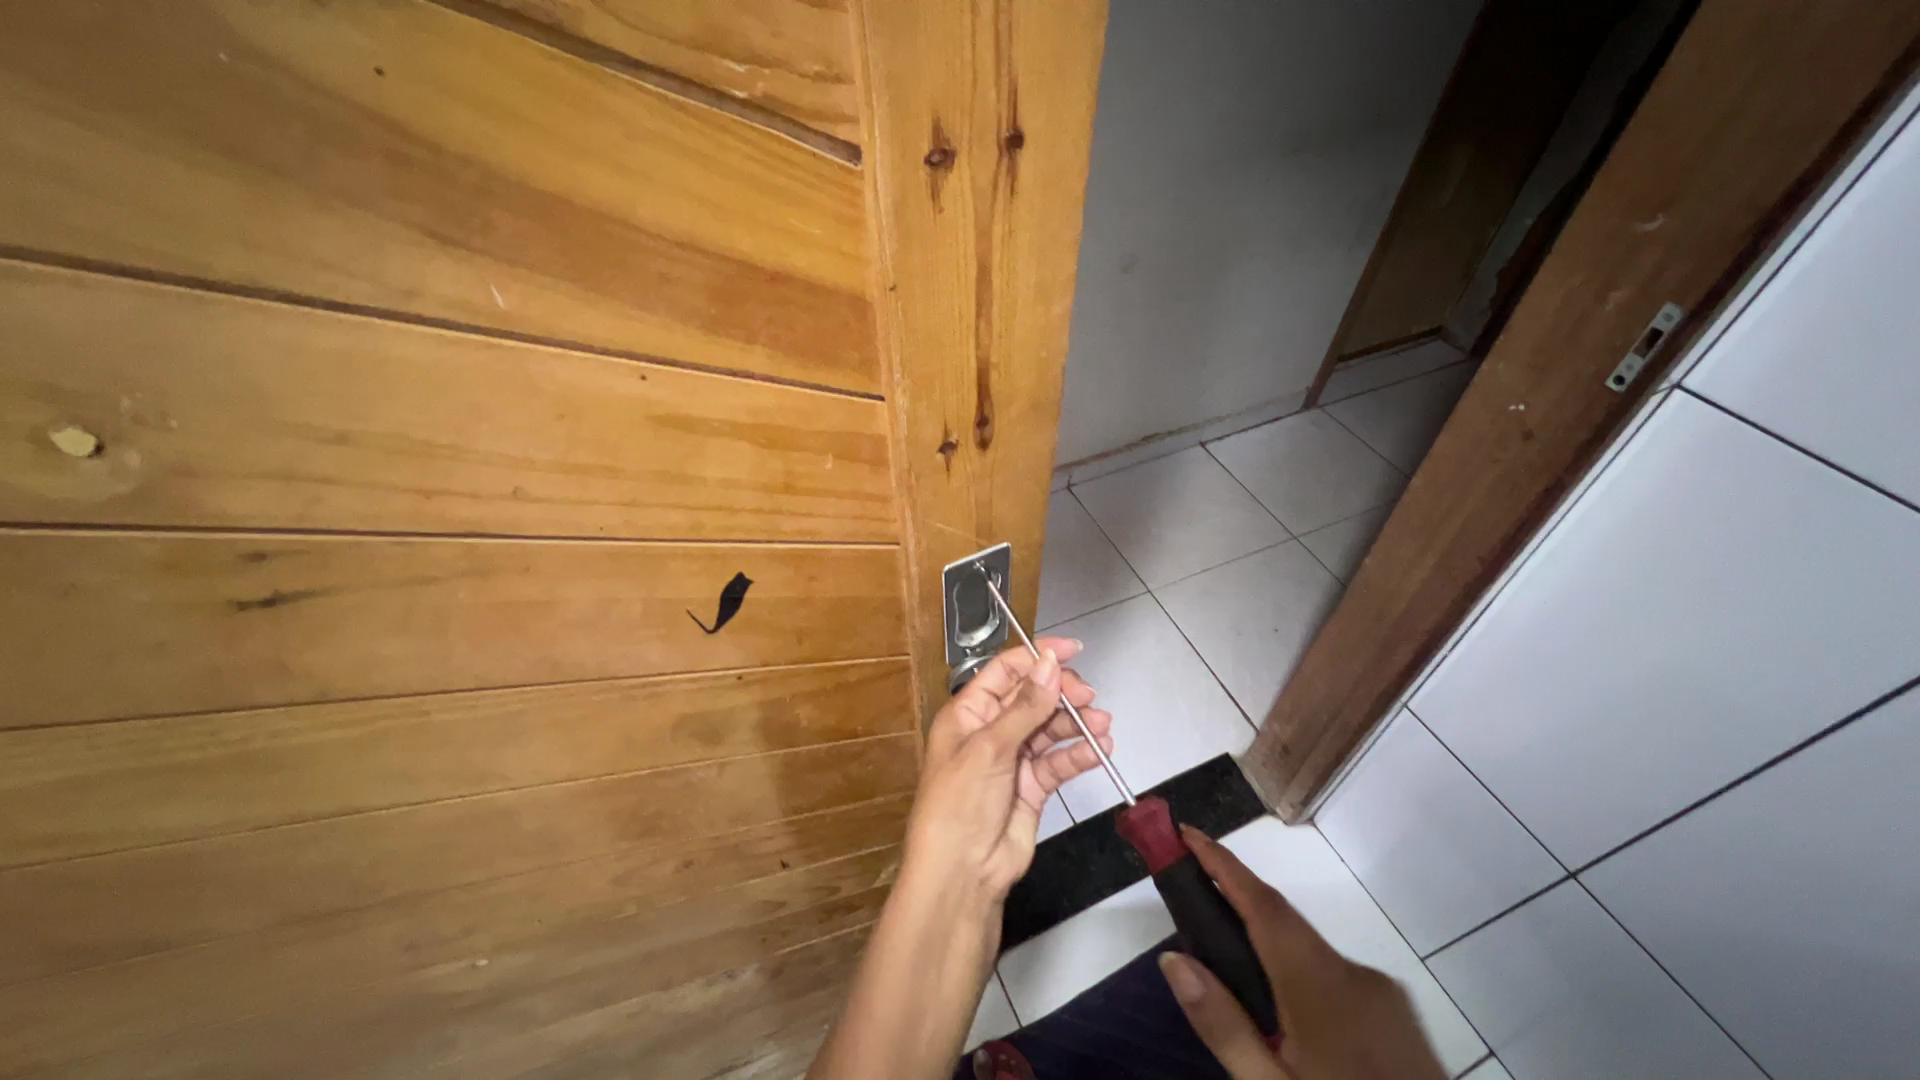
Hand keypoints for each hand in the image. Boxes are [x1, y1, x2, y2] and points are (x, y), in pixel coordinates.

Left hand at [901, 637, 1114, 903]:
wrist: (962, 872)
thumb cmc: (959, 804)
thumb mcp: (989, 748)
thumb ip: (1025, 706)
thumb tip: (1050, 663)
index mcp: (968, 714)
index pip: (1005, 672)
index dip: (1037, 658)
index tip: (1072, 651)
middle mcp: (990, 732)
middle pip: (1032, 698)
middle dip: (1061, 693)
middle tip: (1088, 696)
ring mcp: (1012, 760)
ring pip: (1050, 729)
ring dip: (1076, 723)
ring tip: (1103, 723)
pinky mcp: (1032, 787)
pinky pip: (1059, 762)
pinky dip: (1080, 754)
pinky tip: (1100, 749)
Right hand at [1157, 827, 1446, 1079]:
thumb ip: (1223, 1024)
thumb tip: (1173, 959)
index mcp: (1322, 987)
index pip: (1264, 906)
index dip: (1223, 864)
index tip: (1185, 833)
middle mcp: (1357, 975)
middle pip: (1285, 927)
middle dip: (1238, 909)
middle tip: (1191, 912)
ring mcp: (1385, 996)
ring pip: (1311, 956)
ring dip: (1270, 955)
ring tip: (1236, 991)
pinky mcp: (1400, 1017)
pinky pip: (1337, 980)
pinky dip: (1301, 980)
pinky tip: (1288, 1023)